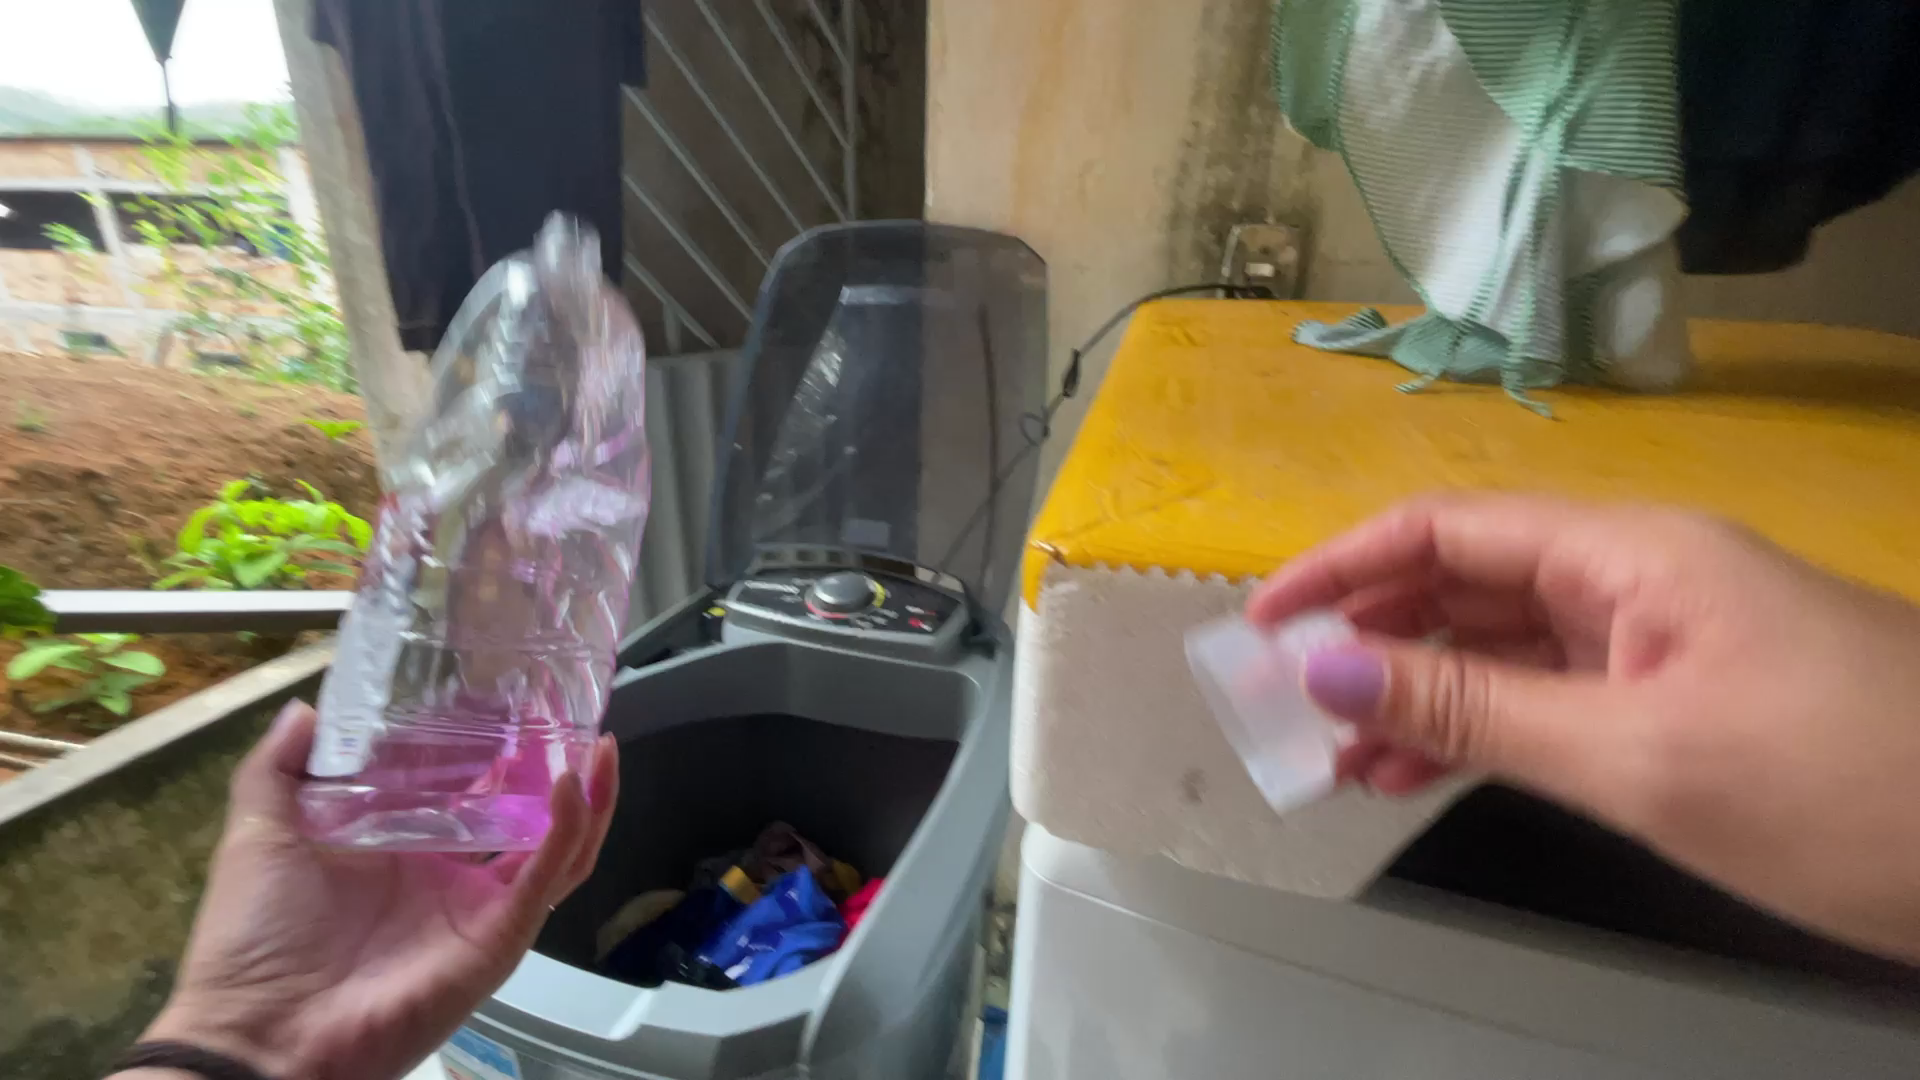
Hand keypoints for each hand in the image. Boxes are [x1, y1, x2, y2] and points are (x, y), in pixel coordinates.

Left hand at [131, 701, 617, 1079]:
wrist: (255, 1035)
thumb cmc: (255, 942)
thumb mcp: (263, 839)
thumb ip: (276, 775)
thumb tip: (304, 709)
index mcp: (423, 854)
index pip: (485, 795)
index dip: (509, 753)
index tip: (520, 707)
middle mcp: (467, 877)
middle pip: (540, 816)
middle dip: (568, 769)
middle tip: (575, 721)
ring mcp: (492, 906)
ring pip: (567, 843)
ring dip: (593, 795)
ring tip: (601, 747)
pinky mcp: (505, 931)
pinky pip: (552, 872)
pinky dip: (570, 827)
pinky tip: (571, 784)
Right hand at [1249, 495, 1919, 962]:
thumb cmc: (1861, 795)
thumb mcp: (1635, 754)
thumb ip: (1466, 709)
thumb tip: (1323, 671)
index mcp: (1616, 554)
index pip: (1437, 531)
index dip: (1338, 566)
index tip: (1265, 618)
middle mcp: (1613, 579)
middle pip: (1449, 586)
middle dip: (1363, 639)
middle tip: (1291, 694)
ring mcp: (1632, 640)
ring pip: (1480, 648)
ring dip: (1405, 696)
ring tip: (1338, 754)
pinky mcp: (1648, 696)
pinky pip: (1523, 697)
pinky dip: (1460, 731)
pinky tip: (1404, 773)